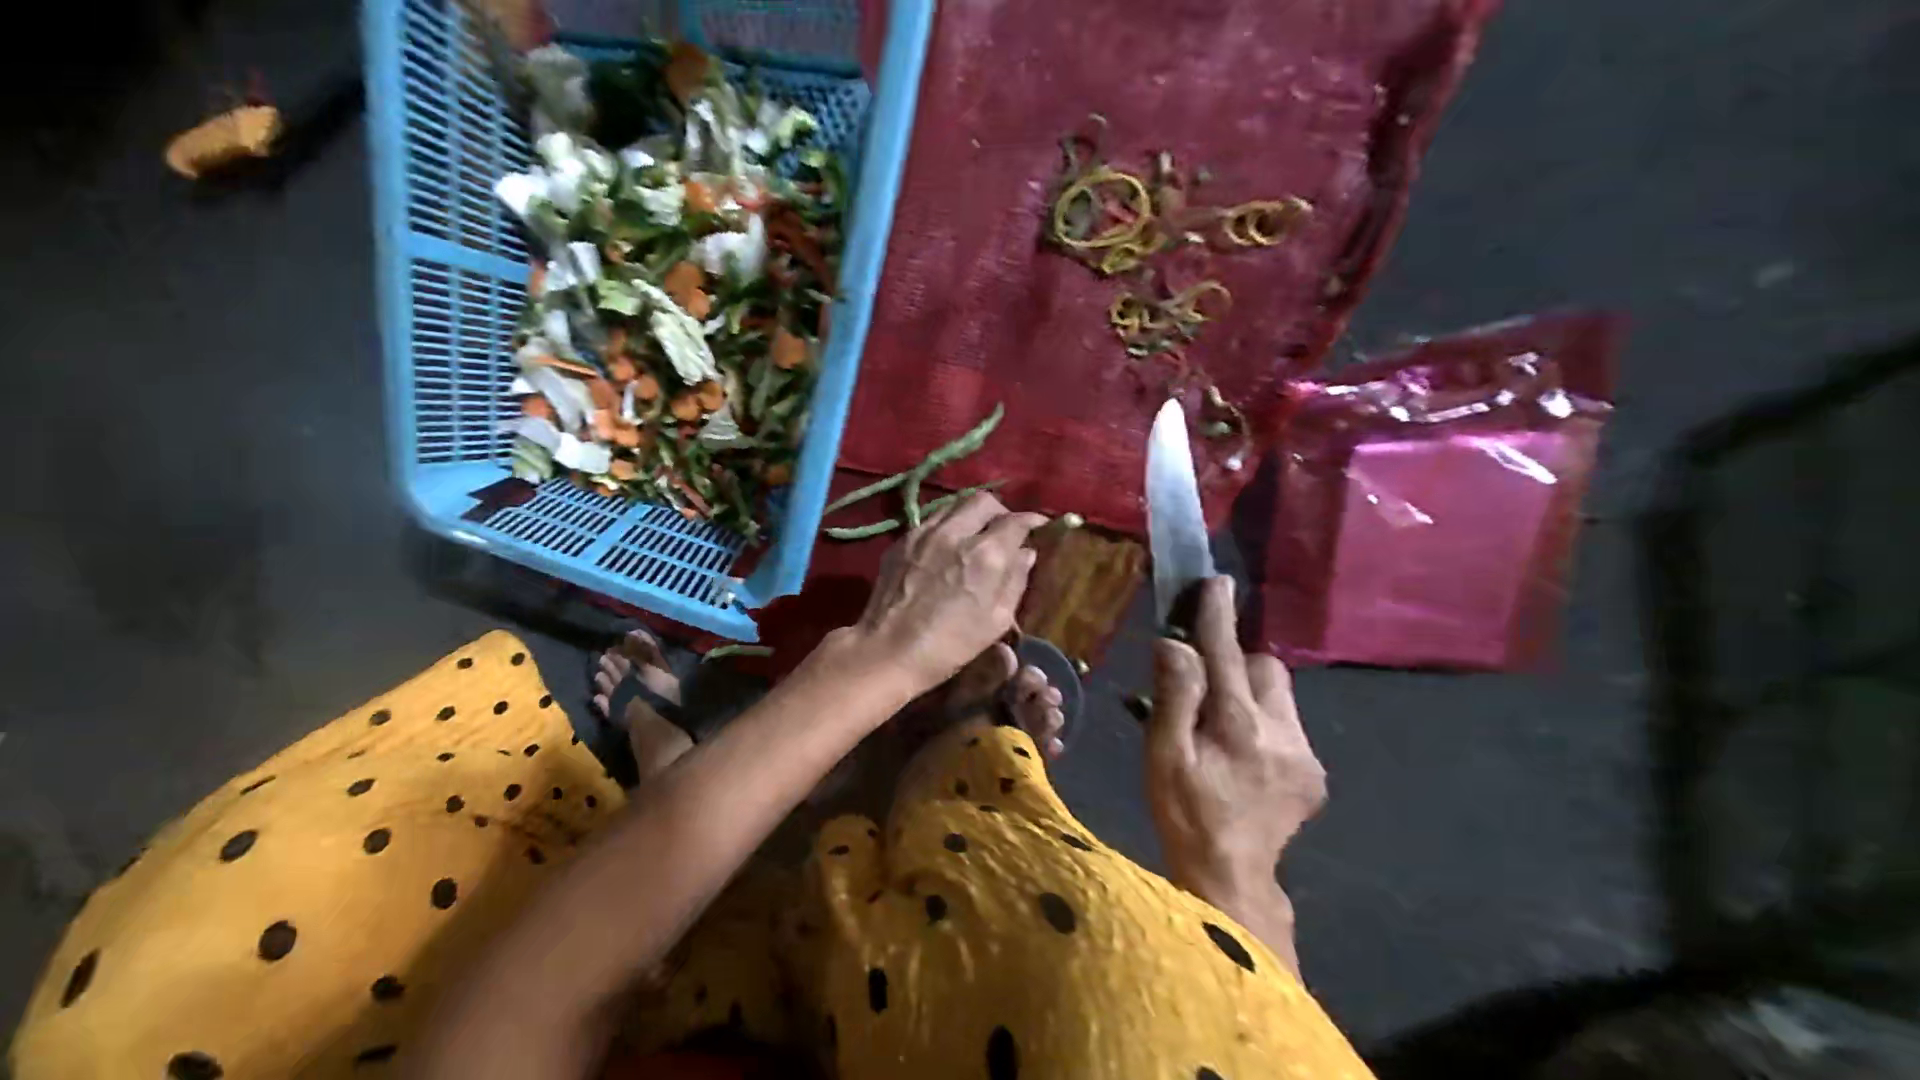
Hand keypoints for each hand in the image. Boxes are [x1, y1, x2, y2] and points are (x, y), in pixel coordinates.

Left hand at [854, 492, 1048, 694]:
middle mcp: (956, 533)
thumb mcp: (996, 620)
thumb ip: (1016, 580)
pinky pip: (933, 519)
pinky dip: (948, 525)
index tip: (1038, 528)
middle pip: (984, 500)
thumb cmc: (951, 645)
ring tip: (976, 534)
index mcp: (986, 554)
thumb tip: (1026, 553)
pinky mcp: (902, 540)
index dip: (1032, 521)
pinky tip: (948, 547)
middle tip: (1004, 530)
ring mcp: (924, 532)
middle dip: (1001, 511)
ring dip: (972, 514)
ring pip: (955, 504)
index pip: (1016, 520)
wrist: (889, 651)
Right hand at [1146, 576, 1324, 966]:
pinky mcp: (1315, 773)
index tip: (1215, 581)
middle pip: (1264, 668)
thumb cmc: (1184, 812)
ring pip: (1280, 695)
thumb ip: (1173, 697)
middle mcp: (1281, 732)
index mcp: (1237, 726)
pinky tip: (1245, 756)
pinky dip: (1264, 723)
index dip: (1217, 616)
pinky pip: (1289, 724)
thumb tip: (1175, 644)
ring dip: (1250, 695)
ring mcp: (1304, 754)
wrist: (1231, 877)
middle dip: (1235, 664)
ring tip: (1224, 726)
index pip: (1225, 654)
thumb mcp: (1163, 756)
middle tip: (1206, 688)